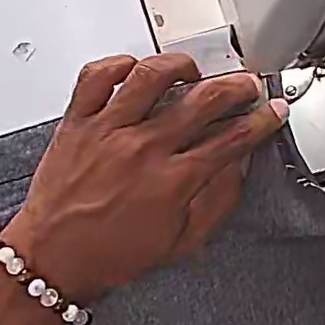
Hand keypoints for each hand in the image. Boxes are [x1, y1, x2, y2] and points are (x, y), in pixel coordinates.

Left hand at [1, 53, 290, 305]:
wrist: (54, 260)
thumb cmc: (110, 255)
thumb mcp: (181, 242)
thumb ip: (217, 202)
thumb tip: (239, 167)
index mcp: (173, 181)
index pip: (232, 139)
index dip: (261, 121)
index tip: (270, 112)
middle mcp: (143, 149)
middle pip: (203, 99)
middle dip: (237, 86)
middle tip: (246, 85)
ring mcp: (108, 131)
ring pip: (152, 76)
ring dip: (182, 65)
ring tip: (192, 71)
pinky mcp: (77, 123)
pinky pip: (96, 76)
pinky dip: (117, 64)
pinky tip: (133, 69)